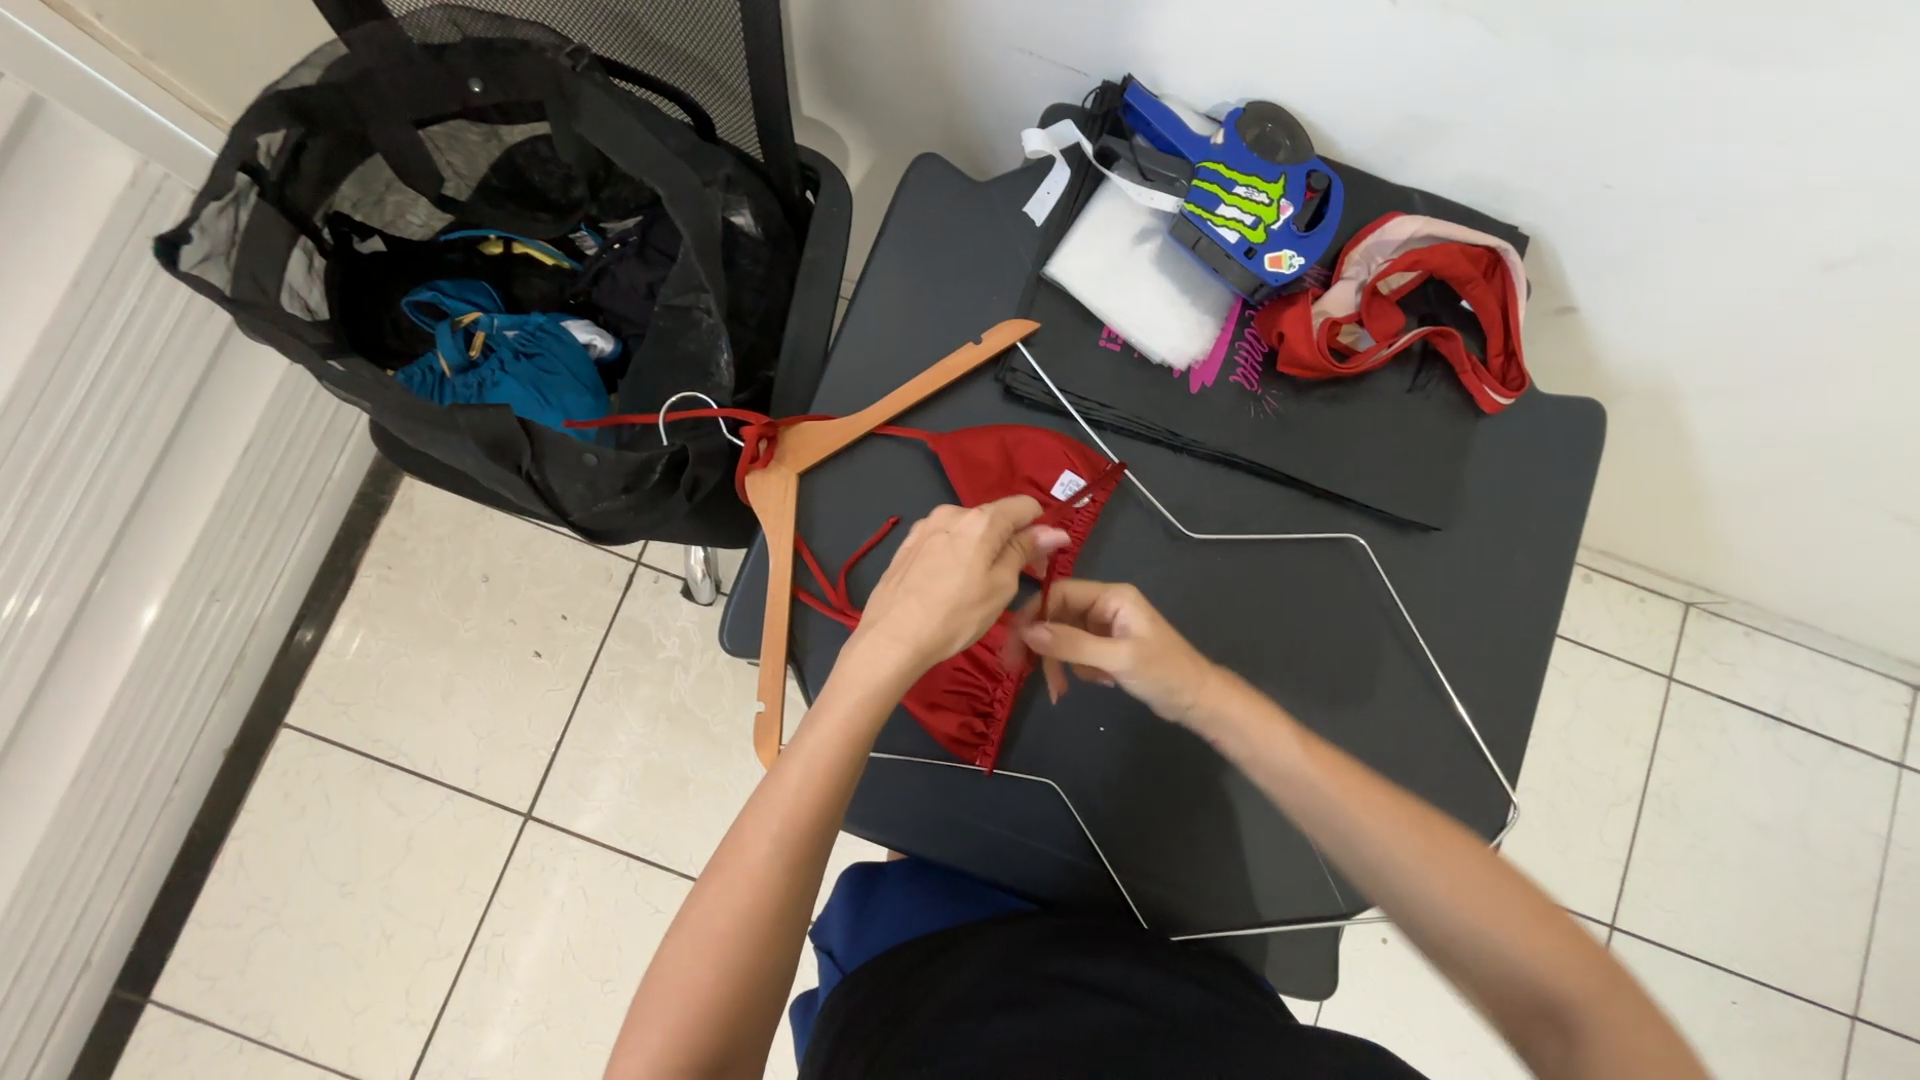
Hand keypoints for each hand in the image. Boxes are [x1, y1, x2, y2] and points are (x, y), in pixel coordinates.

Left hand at [847, 496, 1069, 679]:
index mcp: (980, 519)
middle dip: (1010, 542)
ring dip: (981, 550)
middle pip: (994, 518)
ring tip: (974, 589)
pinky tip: (947, 585)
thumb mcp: (1001, 586)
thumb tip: (1054, 530)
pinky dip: (955, 555)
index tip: (1040, 560)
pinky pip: (944, 542)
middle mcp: (951, 512)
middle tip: (1012, 582)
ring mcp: (925, 527)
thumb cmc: (955, 616)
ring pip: (967, 531)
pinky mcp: (907, 544)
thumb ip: (1025, 551)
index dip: (1040, 529)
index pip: (1024, 505)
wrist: (891, 638)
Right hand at [1018, 580, 1221, 726]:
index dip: (1034, 614)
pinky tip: (1095, 683)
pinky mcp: (1106, 647)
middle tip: (1018, 669)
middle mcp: (1105, 605)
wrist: (1197, 701)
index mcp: (1112, 596)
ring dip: (1058, 662)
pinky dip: (1075, 669)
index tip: (1015, 642)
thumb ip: (1073, 644)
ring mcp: (1105, 627)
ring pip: (1063, 637)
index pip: (1059, 593)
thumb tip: (1029, 632)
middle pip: (1056, 615)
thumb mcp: (1117, 659)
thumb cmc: (1164, 673)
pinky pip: (1075, 652)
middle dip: (1041, 644)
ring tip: (1060, 690)